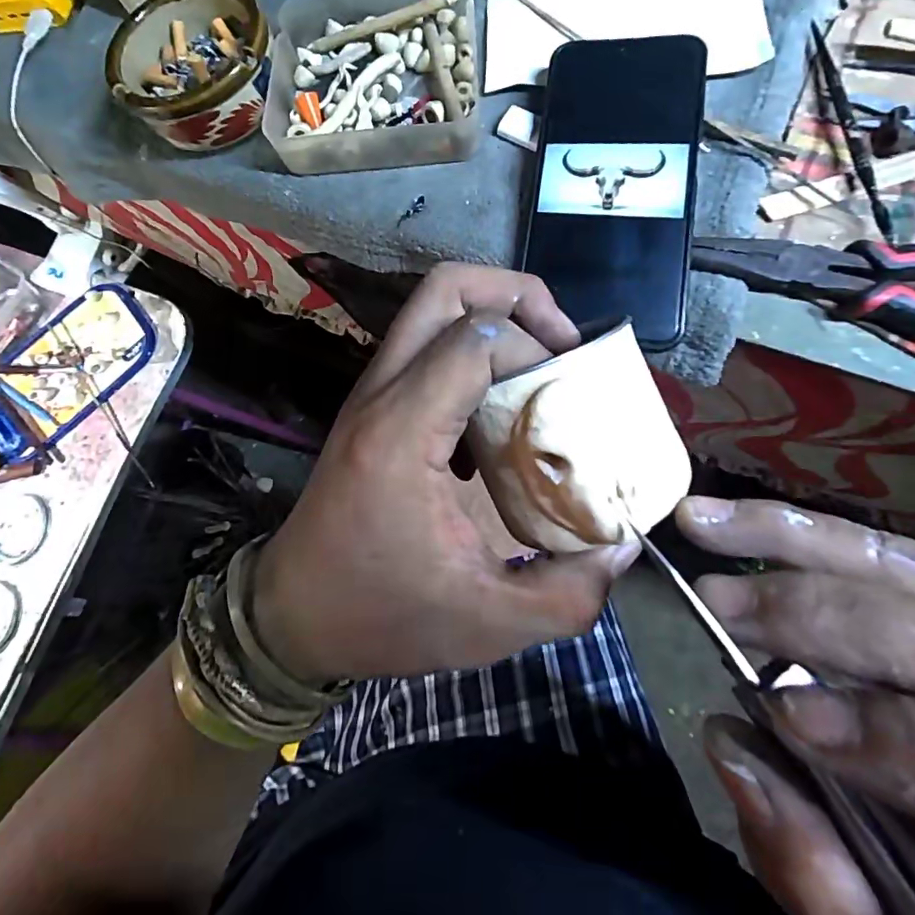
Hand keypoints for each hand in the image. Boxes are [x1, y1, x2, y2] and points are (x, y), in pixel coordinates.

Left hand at [251, 263, 641, 682]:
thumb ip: (569, 592)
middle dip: (517, 296)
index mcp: (402, 433)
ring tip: (540, 373)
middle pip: (444, 289)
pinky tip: (496, 417)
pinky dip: (467, 355)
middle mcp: (379, 396)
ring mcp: (367, 398)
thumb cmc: (379, 617)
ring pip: (428, 312)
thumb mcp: (488, 624)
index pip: (474, 337)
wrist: (292, 616)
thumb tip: (622, 548)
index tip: (573, 396)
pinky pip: (422, 351)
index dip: (536, 348)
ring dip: (492, 322)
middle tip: (563, 347)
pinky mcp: (367, 412)